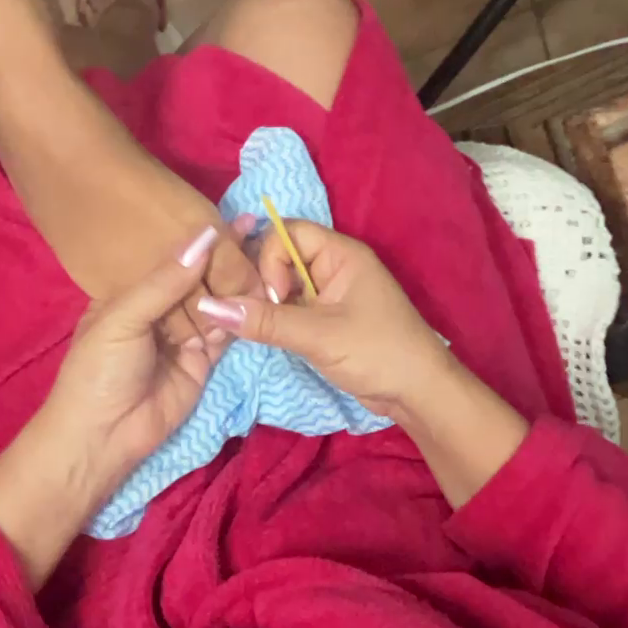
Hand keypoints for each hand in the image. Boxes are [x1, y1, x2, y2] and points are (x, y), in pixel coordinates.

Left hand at [0, 226, 229, 583]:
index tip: (228, 213)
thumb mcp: (124, 317)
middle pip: (196, 279)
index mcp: (129, 293)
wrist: (102, 437)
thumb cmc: (99, 371)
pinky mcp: (203, 362)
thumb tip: (205, 234)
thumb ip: (165, 280)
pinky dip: (241, 315)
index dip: (196, 239)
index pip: (168, 259)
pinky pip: (225, 333)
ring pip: (214, 303)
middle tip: (257, 227)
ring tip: (269, 253)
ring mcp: (182, 336)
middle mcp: (158, 311)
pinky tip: (263, 290)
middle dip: (223, 258)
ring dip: (237, 283)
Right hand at [194, 222, 453, 418]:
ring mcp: (330, 294)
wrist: (419, 394)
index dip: (268, 260)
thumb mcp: (318, 336)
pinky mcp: (326, 320)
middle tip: (254, 317)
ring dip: (266, 306)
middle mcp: (333, 267)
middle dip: (261, 284)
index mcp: (341, 254)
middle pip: (280, 258)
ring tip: (254, 329)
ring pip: (282, 286)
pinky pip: (291, 309)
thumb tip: (208, 306)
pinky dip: (275, 321)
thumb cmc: (378, 353)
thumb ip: (265, 321)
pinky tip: (264, 337)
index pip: (286, 233)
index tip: (272, 298)